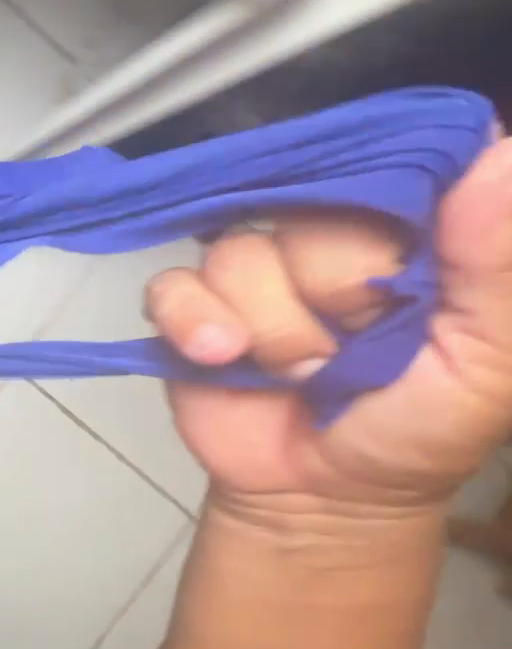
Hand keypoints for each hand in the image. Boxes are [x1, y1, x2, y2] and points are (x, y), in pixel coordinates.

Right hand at [147, 137, 511, 519]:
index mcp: (416, 241)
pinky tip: (216, 356)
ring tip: (288, 372)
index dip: (389, 186)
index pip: (400, 166)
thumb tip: (495, 156)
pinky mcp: (187, 312)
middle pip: (308, 210)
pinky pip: (169, 287)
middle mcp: (329, 246)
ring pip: (235, 252)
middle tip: (349, 340)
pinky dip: (189, 321)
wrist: (315, 492)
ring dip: (263, 323)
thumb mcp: (486, 358)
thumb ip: (495, 268)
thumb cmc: (415, 428)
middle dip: (327, 283)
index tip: (394, 246)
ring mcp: (252, 279)